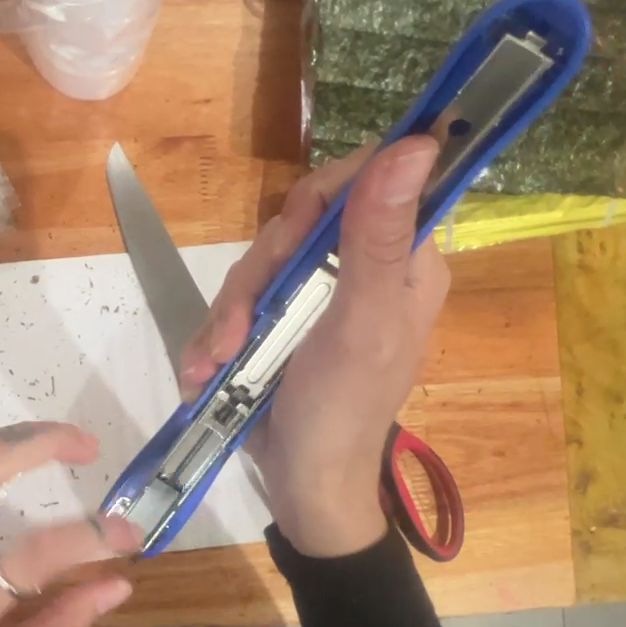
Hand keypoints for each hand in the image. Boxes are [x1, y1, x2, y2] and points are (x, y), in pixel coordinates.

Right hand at [177, 136, 449, 557]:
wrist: (303, 484)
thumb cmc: (342, 412)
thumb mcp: (360, 325)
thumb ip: (377, 240)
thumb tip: (419, 142)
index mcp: (400, 260)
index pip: (363, 183)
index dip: (317, 201)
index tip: (289, 241)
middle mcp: (357, 270)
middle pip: (293, 228)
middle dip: (253, 283)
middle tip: (236, 334)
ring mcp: (311, 300)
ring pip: (255, 270)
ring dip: (223, 322)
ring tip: (213, 369)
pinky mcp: (274, 327)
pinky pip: (233, 309)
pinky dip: (212, 343)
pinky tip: (206, 377)